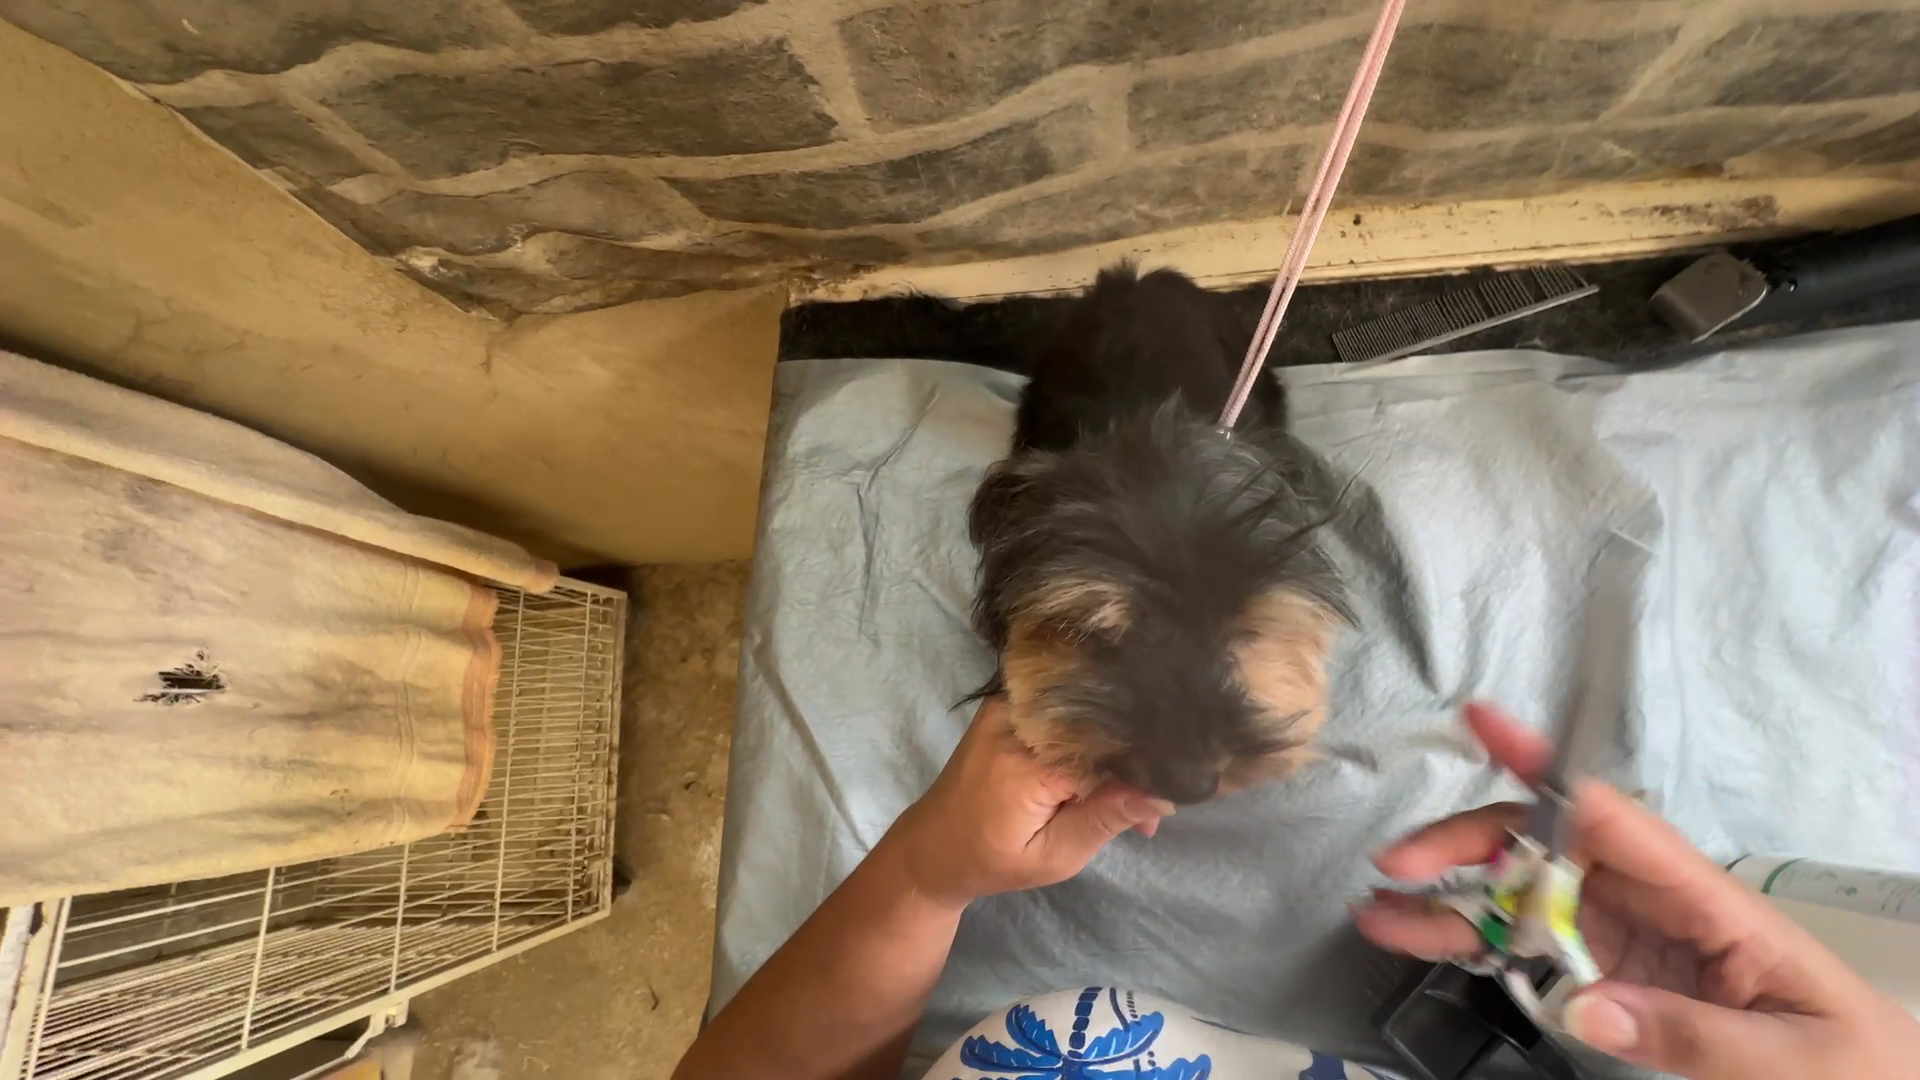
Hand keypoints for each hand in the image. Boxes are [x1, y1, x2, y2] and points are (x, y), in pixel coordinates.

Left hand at [878, 697, 1172, 910]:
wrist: (933, 844)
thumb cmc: (992, 860)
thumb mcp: (1053, 856)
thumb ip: (1103, 819)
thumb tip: (1160, 793)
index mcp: (1024, 764)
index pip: (1103, 749)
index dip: (1140, 772)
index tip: (1162, 803)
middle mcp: (1015, 721)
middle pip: (1094, 723)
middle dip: (1129, 760)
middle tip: (1147, 806)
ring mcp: (1007, 705)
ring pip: (1081, 712)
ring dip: (1109, 747)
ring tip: (1126, 791)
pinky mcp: (1006, 704)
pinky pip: (1061, 708)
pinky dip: (1086, 735)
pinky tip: (1101, 762)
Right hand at [1353, 703, 1919, 1079]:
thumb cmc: (1862, 1066)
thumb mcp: (1803, 1063)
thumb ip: (1697, 1035)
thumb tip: (1585, 1006)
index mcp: (1693, 893)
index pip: (1603, 812)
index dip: (1537, 760)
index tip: (1479, 715)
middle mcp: (1632, 894)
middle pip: (1529, 845)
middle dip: (1459, 846)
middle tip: (1398, 862)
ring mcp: (1603, 928)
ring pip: (1504, 894)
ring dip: (1437, 899)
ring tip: (1376, 912)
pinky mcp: (1585, 965)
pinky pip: (1508, 941)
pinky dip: (1454, 935)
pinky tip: (1406, 934)